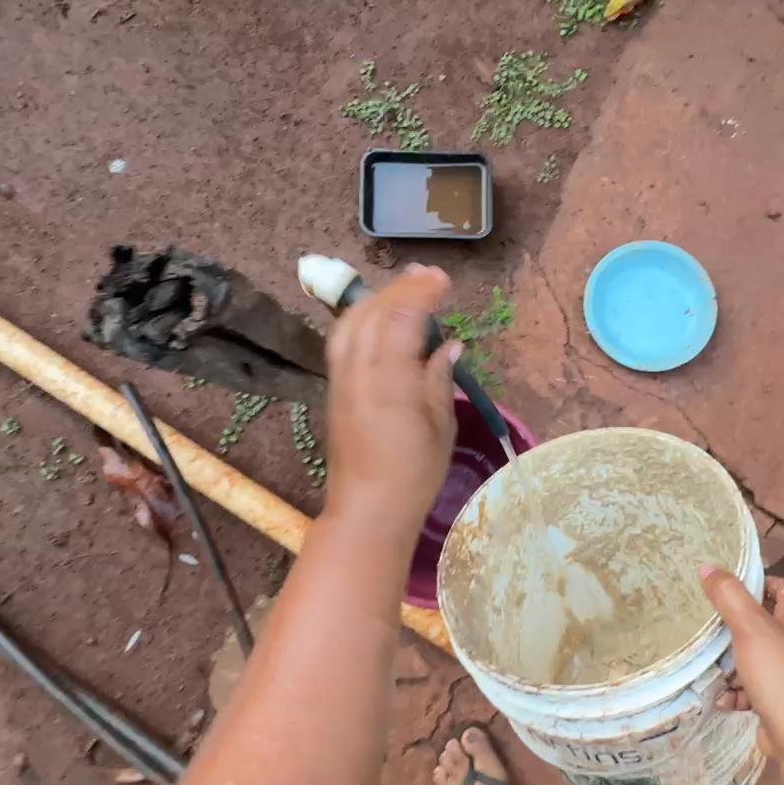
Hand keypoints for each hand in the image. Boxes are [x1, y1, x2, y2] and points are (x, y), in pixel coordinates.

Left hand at [323, 264, 461, 535]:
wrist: (367, 508)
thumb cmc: (414, 473)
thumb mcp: (440, 426)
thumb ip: (439, 379)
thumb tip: (449, 345)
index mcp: (390, 380)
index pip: (402, 318)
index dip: (422, 293)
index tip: (444, 281)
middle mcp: (359, 371)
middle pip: (373, 311)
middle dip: (400, 288)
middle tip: (427, 276)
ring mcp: (342, 379)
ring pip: (351, 322)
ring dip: (377, 298)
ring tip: (403, 288)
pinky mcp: (334, 389)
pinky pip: (343, 339)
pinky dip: (360, 317)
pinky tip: (377, 317)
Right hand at [700, 566, 783, 763]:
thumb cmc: (780, 676)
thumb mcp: (750, 628)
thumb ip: (729, 595)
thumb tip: (708, 567)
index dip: (761, 582)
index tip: (732, 585)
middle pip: (769, 624)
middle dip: (739, 626)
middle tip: (714, 625)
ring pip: (761, 658)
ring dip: (735, 664)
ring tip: (713, 668)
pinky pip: (761, 689)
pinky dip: (742, 692)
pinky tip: (724, 700)